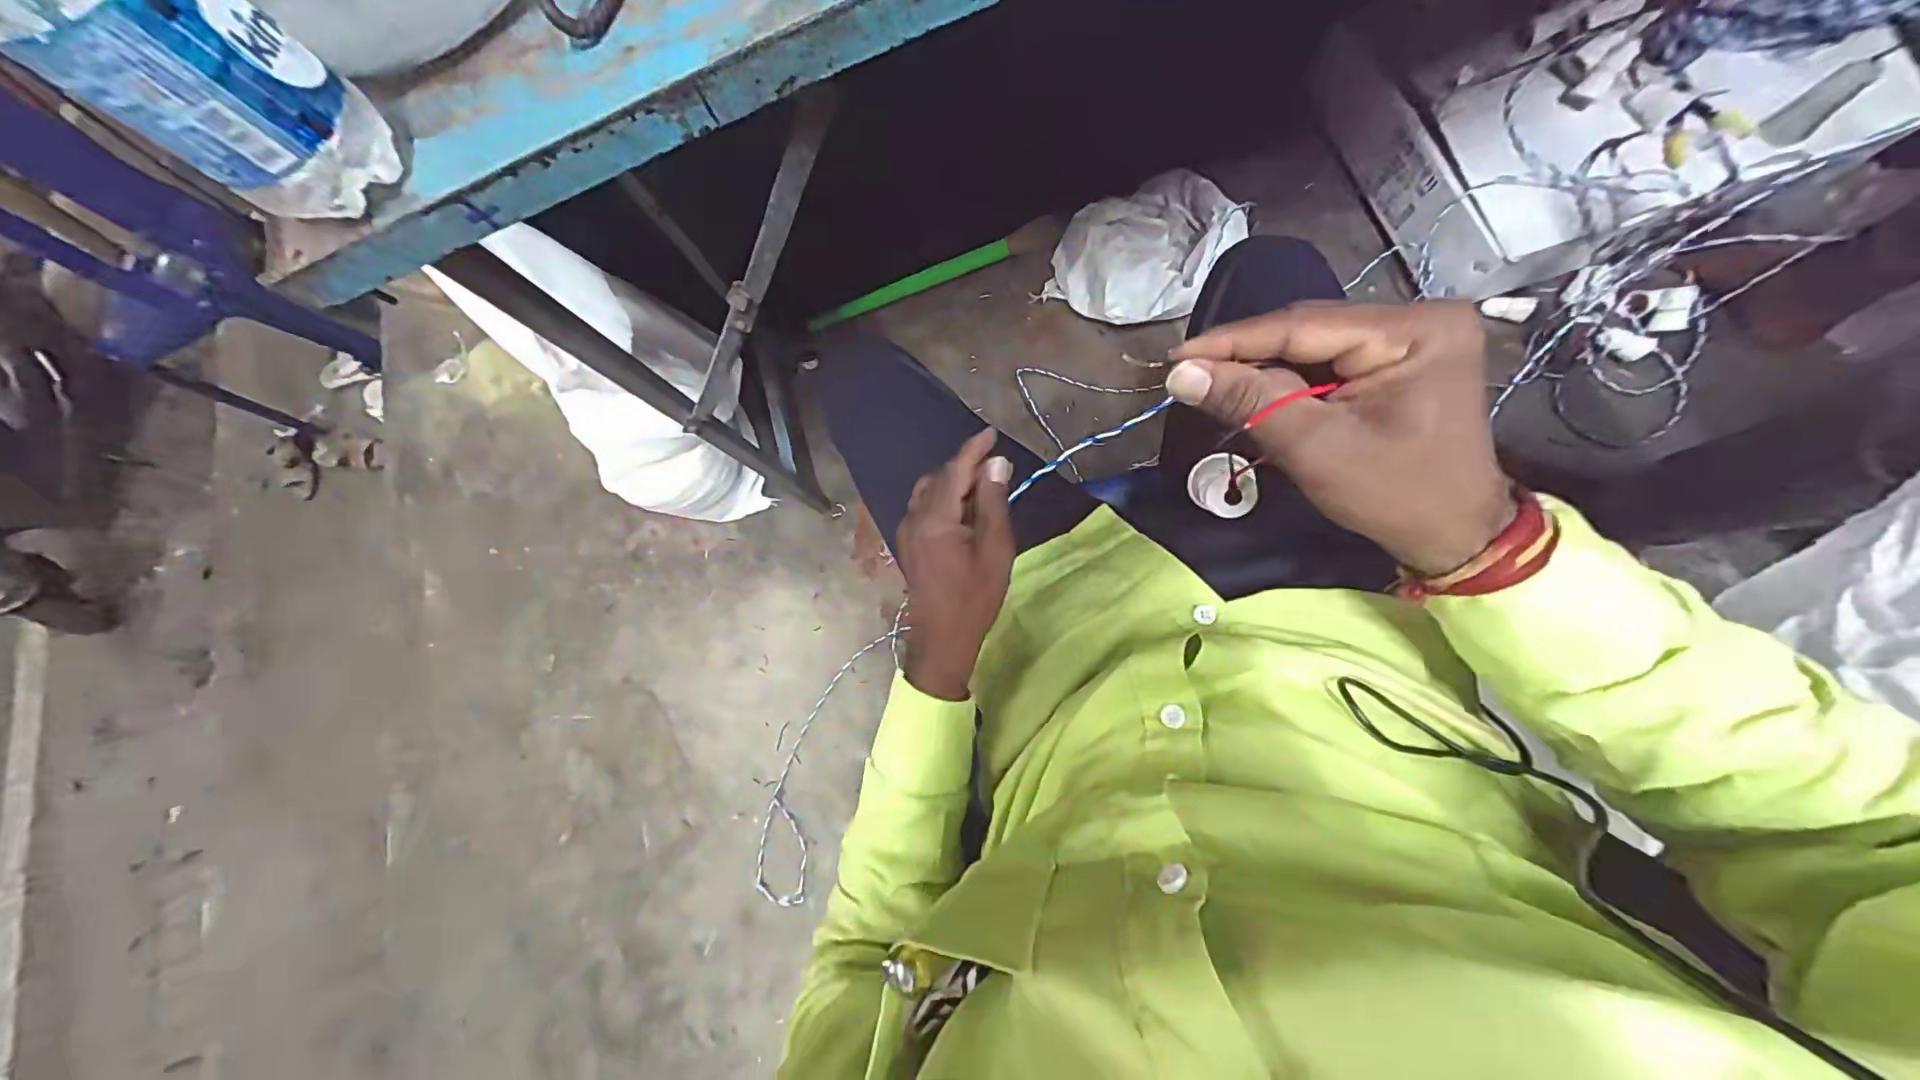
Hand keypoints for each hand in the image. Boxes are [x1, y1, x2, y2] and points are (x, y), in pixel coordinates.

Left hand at [896, 429, 1015, 700]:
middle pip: (939, 479)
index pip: (955, 471)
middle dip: (965, 468)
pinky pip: (924, 509)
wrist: (942, 639)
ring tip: (982, 488)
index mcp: (934, 517)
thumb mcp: (994, 548)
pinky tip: (963, 512)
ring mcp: (906, 532)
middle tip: (995, 468)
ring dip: (954, 484)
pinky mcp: (907, 545)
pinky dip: (945, 501)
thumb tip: (995, 464)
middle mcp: (913, 518)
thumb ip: (992, 502)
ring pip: (928, 493)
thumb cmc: (975, 596)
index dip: (973, 449)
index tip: (991, 433)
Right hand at [1167, 300, 1512, 574]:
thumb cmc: (1393, 494)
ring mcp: (1411, 338)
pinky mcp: (1399, 360)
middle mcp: (1418, 319)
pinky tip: (1258, 397)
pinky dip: (1287, 382)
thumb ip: (1249, 402)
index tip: (1177, 357)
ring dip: (1263, 370)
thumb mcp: (1314, 448)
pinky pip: (1326, 362)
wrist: (1454, 532)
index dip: (1232, 341)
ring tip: (1215, 388)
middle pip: (1307, 330)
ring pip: (1311, 346)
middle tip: (1190, 377)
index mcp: (1414, 331)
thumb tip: (1181, 374)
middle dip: (1246, 356)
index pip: (1302, 325)